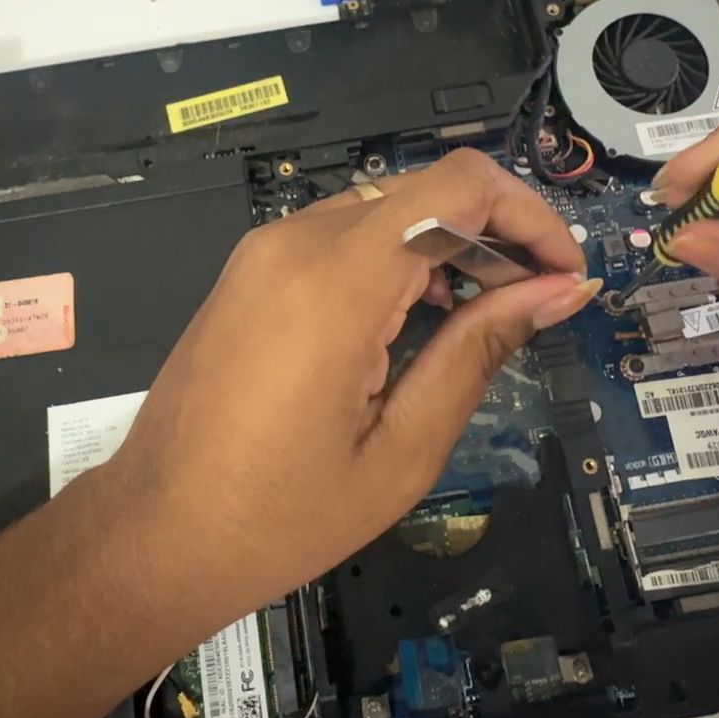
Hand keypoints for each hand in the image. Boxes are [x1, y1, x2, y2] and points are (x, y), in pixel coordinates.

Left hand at [100, 149, 597, 627]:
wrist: (156, 533)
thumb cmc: (279, 514)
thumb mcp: (402, 447)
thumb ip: (481, 350)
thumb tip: (558, 291)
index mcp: (335, 279)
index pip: (457, 185)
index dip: (527, 214)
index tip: (562, 274)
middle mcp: (296, 240)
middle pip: (425, 191)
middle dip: (494, 235)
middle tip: (533, 304)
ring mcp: (265, 249)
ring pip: (386, 208)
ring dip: (446, 248)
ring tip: (479, 318)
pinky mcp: (252, 267)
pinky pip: (343, 234)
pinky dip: (396, 258)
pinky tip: (414, 318)